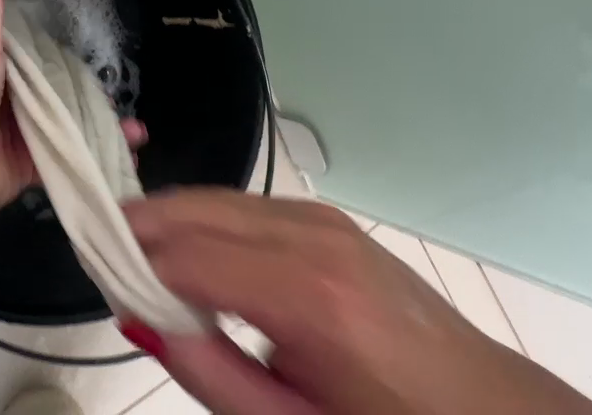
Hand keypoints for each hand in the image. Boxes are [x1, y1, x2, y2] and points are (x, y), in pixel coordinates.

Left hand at [0, 0, 143, 215]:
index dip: (71, 66)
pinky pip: (66, 163)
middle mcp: (12, 105)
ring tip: (136, 134)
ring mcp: (22, 139)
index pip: (43, 65)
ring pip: (68, 132)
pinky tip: (125, 161)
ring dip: (101, 133)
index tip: (106, 67)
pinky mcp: (29, 170)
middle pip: (60, 101)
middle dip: (94, 104)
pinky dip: (93, 162)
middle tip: (126, 105)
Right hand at [120, 191, 591, 414]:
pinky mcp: (323, 215)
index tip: (99, 283)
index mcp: (309, 297)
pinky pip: (237, 205)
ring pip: (209, 198)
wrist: (492, 412)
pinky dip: (200, 221)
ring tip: (137, 261)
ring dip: (165, 222)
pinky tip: (191, 256)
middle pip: (190, 209)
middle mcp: (310, 235)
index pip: (184, 255)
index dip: (130, 264)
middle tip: (103, 263)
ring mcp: (319, 216)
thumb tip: (137, 316)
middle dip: (137, 229)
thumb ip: (209, 375)